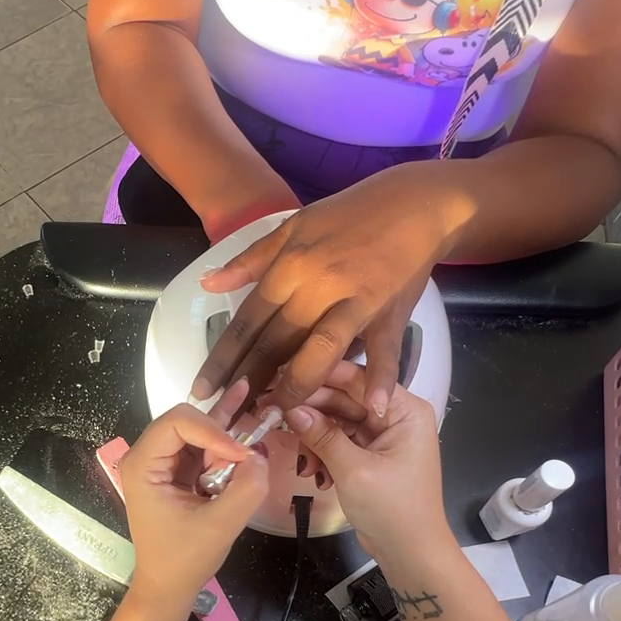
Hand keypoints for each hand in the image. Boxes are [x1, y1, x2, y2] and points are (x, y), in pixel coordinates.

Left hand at [118, 401, 270, 608]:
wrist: (167, 587)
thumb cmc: (184, 560)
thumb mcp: (220, 526)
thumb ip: (246, 489)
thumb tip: (260, 457)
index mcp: (142, 466)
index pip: (177, 422)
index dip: (213, 430)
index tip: (241, 456)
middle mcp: (146, 457)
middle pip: (187, 422)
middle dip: (219, 434)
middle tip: (247, 453)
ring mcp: (161, 464)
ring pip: (197, 432)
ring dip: (223, 433)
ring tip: (252, 399)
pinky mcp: (176, 473)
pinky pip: (201, 448)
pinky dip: (222, 444)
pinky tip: (242, 416)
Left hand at [193, 162, 447, 416]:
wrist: (417, 203)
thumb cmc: (349, 215)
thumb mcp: (293, 226)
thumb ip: (250, 260)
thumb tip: (208, 283)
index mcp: (289, 266)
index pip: (247, 322)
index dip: (222, 360)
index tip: (203, 391)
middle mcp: (317, 287)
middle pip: (274, 343)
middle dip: (248, 384)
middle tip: (227, 417)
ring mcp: (356, 302)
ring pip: (319, 351)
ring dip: (296, 387)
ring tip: (276, 416)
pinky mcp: (391, 313)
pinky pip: (384, 350)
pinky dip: (380, 378)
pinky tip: (370, 409)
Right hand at [282, 366, 448, 564]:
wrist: (410, 552)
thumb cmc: (392, 509)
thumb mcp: (354, 470)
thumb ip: (322, 436)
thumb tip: (290, 409)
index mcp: (404, 410)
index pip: (357, 378)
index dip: (319, 378)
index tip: (282, 381)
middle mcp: (395, 416)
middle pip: (344, 400)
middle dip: (312, 414)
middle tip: (275, 419)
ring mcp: (382, 436)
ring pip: (337, 422)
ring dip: (315, 441)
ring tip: (304, 466)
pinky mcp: (370, 454)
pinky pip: (339, 442)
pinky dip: (323, 455)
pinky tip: (315, 475)